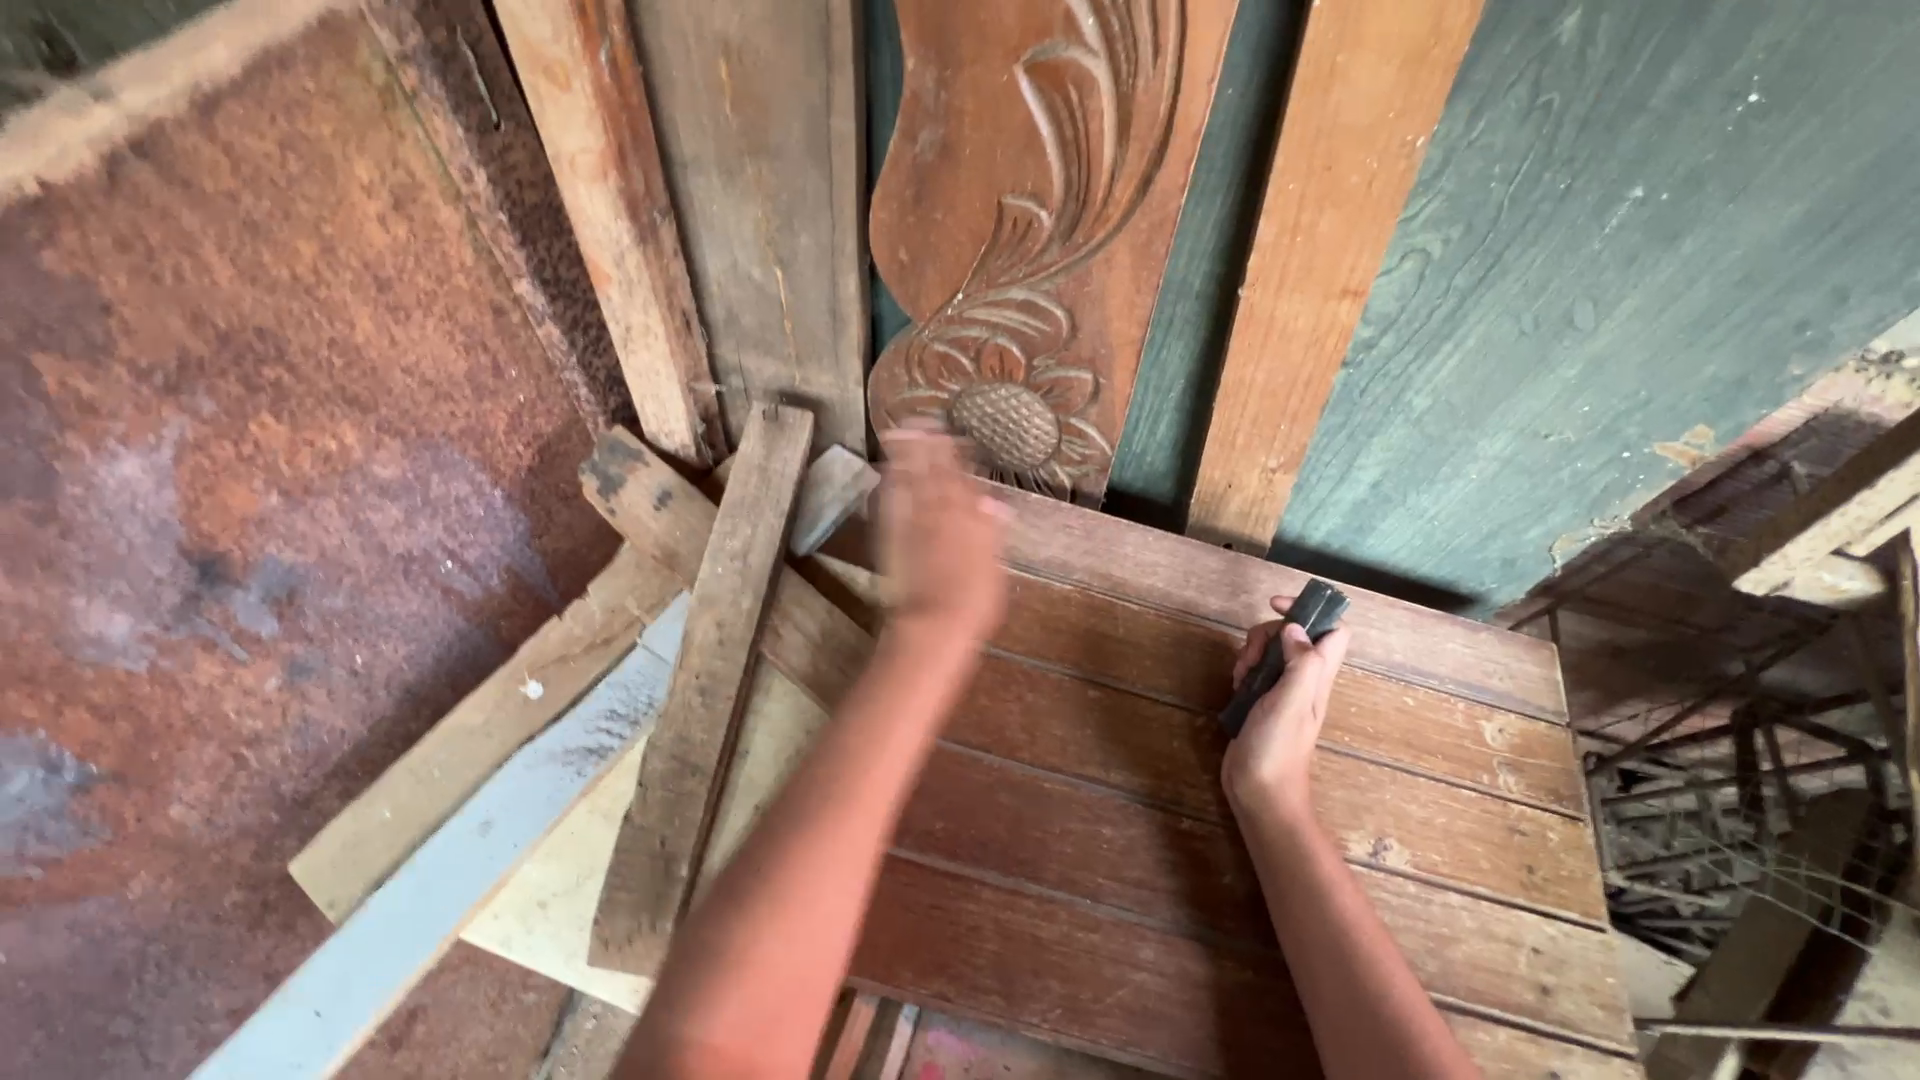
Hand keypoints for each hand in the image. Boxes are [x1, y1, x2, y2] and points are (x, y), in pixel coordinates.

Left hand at [876, 424, 1010, 642]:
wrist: (935, 622)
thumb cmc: (974, 601)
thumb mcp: (994, 566)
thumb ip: (991, 533)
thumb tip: (994, 507)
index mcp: (970, 519)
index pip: (964, 479)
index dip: (958, 456)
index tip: (953, 437)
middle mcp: (941, 513)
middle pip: (934, 473)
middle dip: (928, 446)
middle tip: (921, 420)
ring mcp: (913, 523)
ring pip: (910, 482)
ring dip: (906, 456)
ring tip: (900, 432)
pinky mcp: (892, 537)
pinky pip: (890, 503)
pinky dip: (889, 484)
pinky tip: (884, 471)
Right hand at [1221, 594, 1351, 822]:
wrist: (1260, 793)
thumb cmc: (1276, 750)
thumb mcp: (1291, 703)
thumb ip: (1300, 664)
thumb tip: (1294, 629)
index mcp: (1318, 677)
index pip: (1333, 630)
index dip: (1309, 610)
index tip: (1275, 607)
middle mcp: (1305, 680)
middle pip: (1294, 634)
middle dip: (1267, 633)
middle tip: (1252, 658)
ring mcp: (1283, 692)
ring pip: (1273, 651)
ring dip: (1252, 652)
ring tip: (1241, 676)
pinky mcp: (1263, 703)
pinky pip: (1257, 671)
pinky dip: (1244, 670)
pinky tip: (1236, 686)